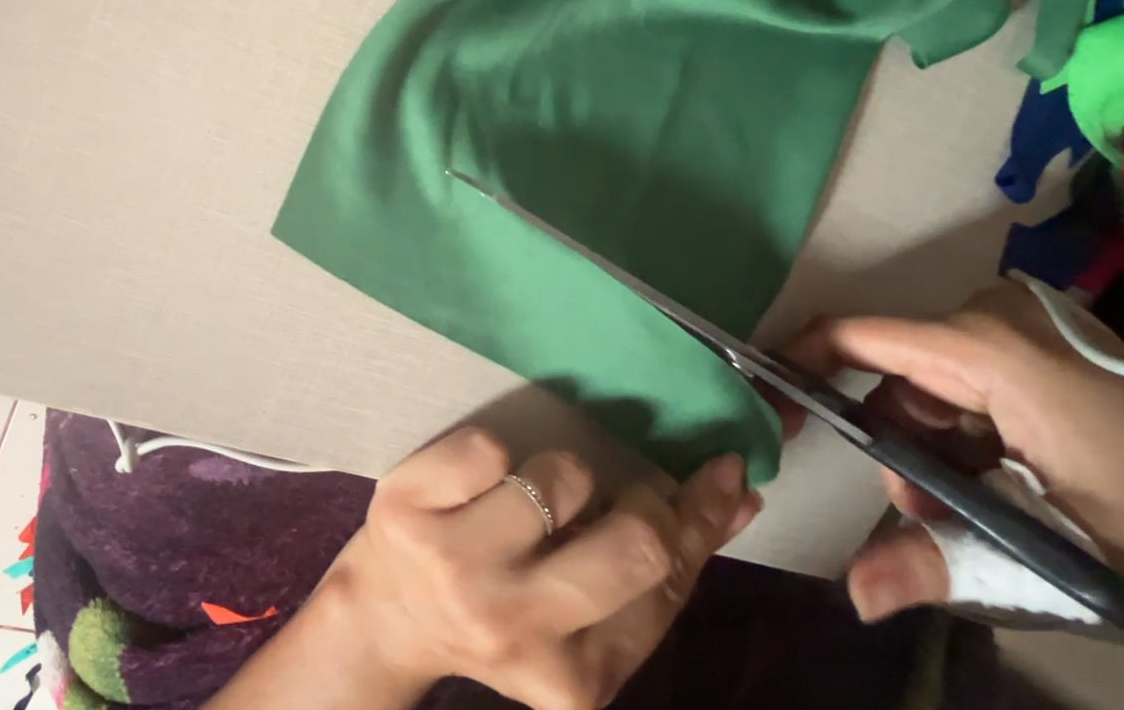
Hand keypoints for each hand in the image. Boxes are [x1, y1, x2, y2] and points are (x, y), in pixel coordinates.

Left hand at [310, 428, 760, 709]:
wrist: (385, 614)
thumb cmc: (496, 610)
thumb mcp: (580, 613)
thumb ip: (661, 565)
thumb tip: (738, 497)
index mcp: (574, 678)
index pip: (666, 584)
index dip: (700, 520)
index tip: (722, 472)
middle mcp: (513, 627)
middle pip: (633, 539)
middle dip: (636, 502)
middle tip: (607, 500)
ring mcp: (452, 567)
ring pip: (558, 477)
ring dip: (556, 476)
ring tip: (525, 506)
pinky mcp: (403, 510)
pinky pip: (487, 446)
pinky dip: (494, 452)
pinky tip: (475, 485)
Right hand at [778, 282, 1123, 620]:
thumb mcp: (1060, 557)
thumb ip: (942, 565)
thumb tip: (854, 596)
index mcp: (984, 348)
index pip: (847, 338)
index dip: (794, 374)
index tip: (776, 424)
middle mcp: (989, 316)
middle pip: (891, 378)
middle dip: (901, 450)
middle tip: (942, 514)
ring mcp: (1018, 324)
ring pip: (927, 386)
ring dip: (937, 451)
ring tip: (990, 506)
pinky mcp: (1039, 339)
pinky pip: (964, 380)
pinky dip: (969, 435)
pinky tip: (1012, 476)